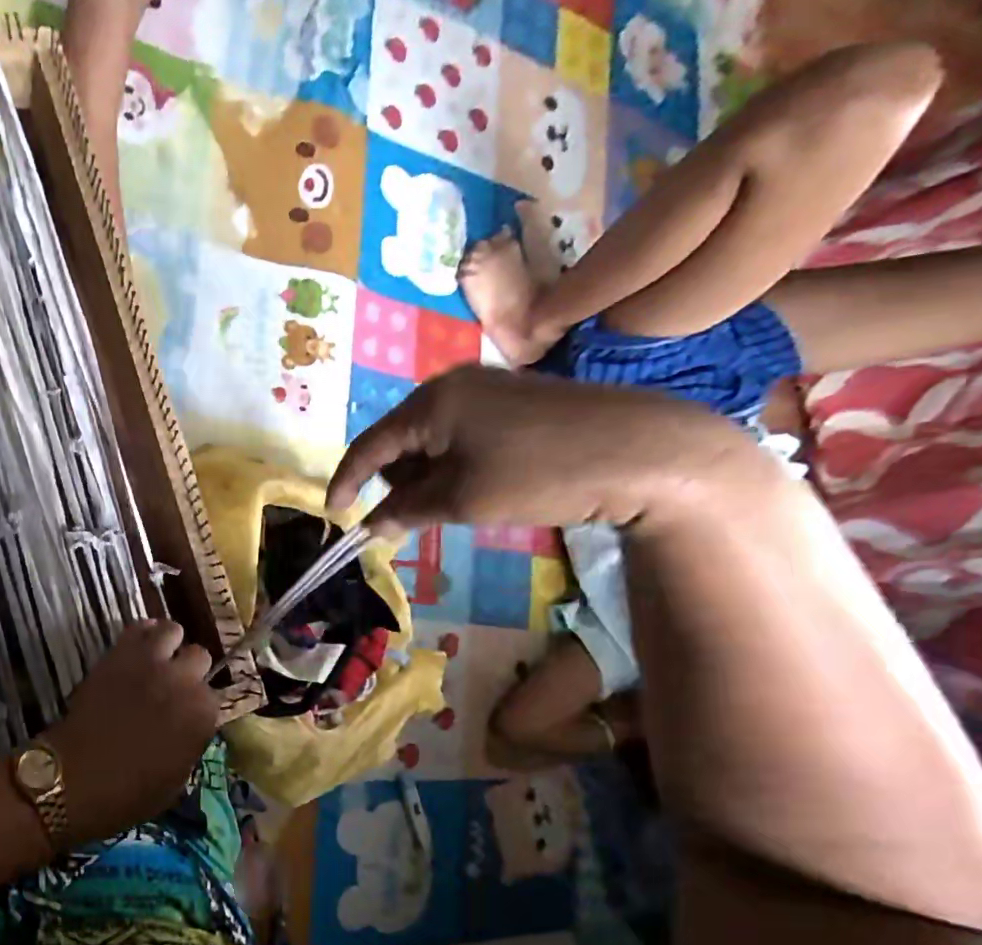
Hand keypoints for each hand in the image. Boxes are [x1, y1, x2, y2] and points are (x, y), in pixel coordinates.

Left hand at [45, 620, 217, 847]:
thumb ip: (192, 741)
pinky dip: (144, 634)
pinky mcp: (120, 652)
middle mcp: (184, 680)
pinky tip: (140, 649)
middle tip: (173, 686)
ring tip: (159, 659)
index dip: (199, 704)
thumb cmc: (130, 792)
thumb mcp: (178, 778)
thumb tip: (190, 724)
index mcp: (203, 713)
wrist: (75, 778)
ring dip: (169, 644)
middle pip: (199, 655)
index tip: (187, 713)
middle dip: (189, 670)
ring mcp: (151, 661)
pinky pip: (140, 626)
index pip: (215, 694)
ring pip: (173, 630)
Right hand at [326, 365, 767, 533]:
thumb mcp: (463, 499)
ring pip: (431, 439)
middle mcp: (452, 384)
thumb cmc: (540, 474)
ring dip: (430, 476)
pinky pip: (463, 434)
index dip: (346, 481)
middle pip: (399, 441)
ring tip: (462, 503)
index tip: (334, 513)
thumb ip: (407, 510)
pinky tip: (486, 485)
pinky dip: (457, 465)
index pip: (369, 445)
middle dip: (399, 481)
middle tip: (421, 516)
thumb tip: (371, 523)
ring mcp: (487, 388)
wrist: (647, 451)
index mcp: (431, 401)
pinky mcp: (515, 400)